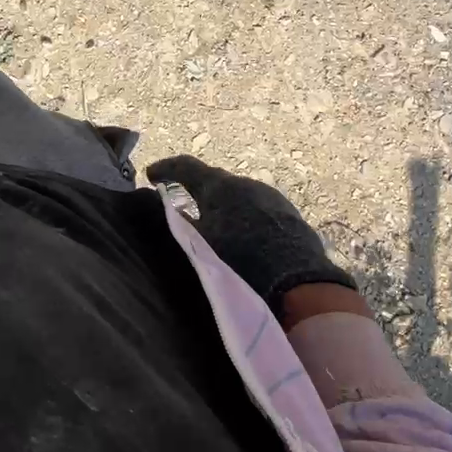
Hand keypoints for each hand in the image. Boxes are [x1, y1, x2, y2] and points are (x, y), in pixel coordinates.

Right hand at [146, 155, 356, 315]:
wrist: (301, 286)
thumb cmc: (239, 260)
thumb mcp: (198, 244)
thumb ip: (178, 223)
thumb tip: (164, 207)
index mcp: (218, 186)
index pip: (185, 166)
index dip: (165, 168)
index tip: (151, 176)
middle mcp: (245, 184)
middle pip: (213, 180)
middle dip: (195, 187)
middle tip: (179, 199)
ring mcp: (271, 199)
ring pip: (237, 195)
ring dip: (221, 204)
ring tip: (211, 222)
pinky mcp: (290, 217)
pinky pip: (256, 210)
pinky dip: (241, 216)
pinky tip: (241, 236)